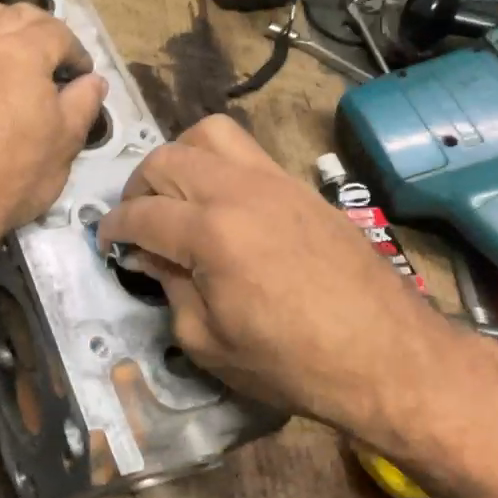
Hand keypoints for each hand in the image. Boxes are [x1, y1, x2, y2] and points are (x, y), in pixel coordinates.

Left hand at [0, 0, 107, 247]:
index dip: (76, 52)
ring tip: (17, 47)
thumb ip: (83, 102)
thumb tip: (93, 81)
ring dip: (4, 20)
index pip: (58, 32)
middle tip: (57, 62)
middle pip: (19, 14)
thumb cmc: (15, 173)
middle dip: (45, 31)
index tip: (82, 75)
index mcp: (22, 51)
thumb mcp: (65, 141)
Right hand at [97, 115, 448, 434]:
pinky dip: (217, 162)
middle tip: (139, 221)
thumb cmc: (293, 363)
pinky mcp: (300, 186)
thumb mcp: (207, 342)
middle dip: (138, 188)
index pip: (141, 214)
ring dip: (179, 158)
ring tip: (177, 194)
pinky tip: (220, 202)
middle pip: (165, 160)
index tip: (106, 241)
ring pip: (207, 134)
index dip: (113, 227)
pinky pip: (245, 149)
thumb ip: (170, 289)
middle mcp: (237, 192)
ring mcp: (273, 182)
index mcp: (210, 234)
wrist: (390, 359)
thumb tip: (152, 256)